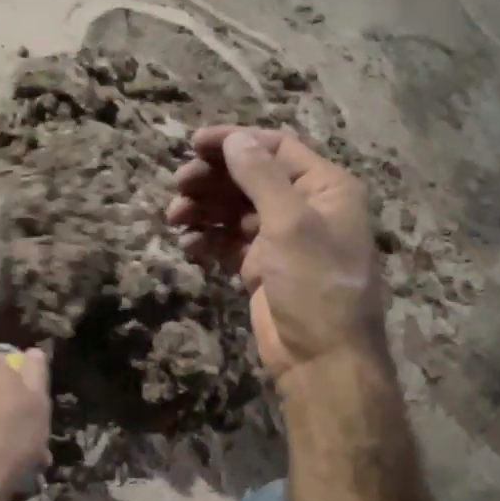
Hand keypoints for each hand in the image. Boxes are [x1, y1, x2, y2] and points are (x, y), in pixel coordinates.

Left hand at [0, 349, 51, 500]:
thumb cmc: (14, 434)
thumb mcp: (39, 400)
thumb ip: (36, 371)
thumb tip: (32, 351)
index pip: (14, 360)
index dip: (30, 380)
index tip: (41, 401)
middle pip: (1, 386)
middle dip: (18, 405)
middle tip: (37, 430)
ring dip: (8, 425)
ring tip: (28, 452)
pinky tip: (9, 460)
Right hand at [167, 127, 385, 385]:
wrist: (323, 361)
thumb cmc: (315, 284)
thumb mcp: (290, 223)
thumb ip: (260, 177)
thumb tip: (235, 139)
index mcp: (325, 188)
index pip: (275, 148)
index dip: (234, 141)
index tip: (193, 144)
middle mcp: (306, 207)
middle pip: (251, 177)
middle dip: (213, 178)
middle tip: (178, 185)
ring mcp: (283, 240)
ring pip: (235, 210)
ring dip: (205, 208)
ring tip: (174, 217)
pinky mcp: (263, 268)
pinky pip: (229, 242)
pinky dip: (208, 239)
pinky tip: (188, 245)